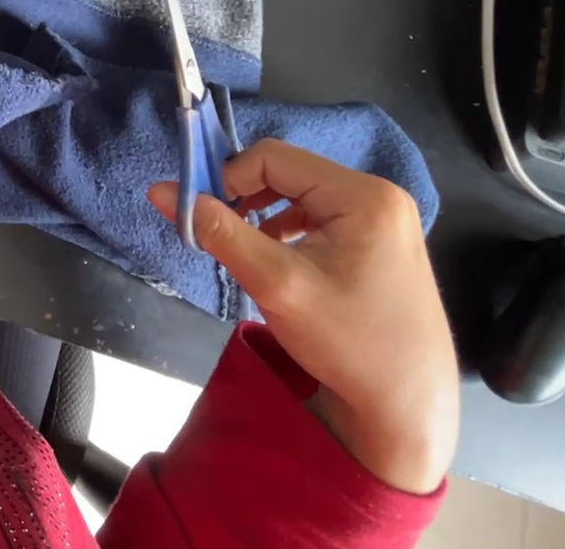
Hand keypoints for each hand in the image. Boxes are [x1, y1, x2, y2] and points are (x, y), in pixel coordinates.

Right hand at [147, 139, 458, 494]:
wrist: (406, 409)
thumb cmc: (346, 341)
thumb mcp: (273, 282)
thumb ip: (215, 229)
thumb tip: (158, 189)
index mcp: (363, 196)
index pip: (270, 157)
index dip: (227, 178)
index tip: (207, 218)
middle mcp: (378, 195)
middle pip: (283, 171)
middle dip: (243, 197)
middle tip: (223, 237)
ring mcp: (381, 219)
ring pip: (294, 192)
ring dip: (259, 212)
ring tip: (248, 252)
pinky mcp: (376, 241)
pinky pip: (312, 213)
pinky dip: (281, 227)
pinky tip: (276, 260)